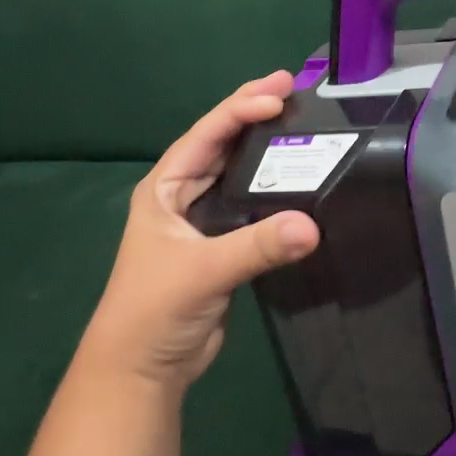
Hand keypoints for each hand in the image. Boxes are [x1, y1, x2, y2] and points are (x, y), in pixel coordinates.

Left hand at [79, 70, 320, 392]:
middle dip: (254, 113)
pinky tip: (303, 177)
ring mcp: (204, 221)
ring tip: (304, 121)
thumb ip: (255, 246)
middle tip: (294, 87)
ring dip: (267, 147)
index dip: (241, 110)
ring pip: (240, 172)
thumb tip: (313, 225)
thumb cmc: (154, 309)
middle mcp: (183, 196)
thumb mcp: (201, 271)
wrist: (143, 368)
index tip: (280, 95)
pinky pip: (255, 203)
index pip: (206, 136)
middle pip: (223, 143)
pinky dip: (277, 186)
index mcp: (164, 189)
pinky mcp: (225, 246)